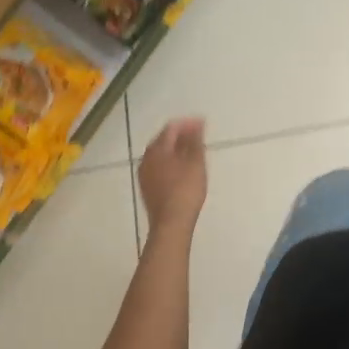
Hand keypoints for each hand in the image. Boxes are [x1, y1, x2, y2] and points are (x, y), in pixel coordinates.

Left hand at [139, 117, 207, 233]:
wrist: (170, 225)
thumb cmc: (185, 190)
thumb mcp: (196, 162)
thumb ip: (196, 140)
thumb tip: (197, 124)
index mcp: (157, 149)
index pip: (172, 127)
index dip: (188, 123)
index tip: (203, 123)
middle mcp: (146, 158)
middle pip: (164, 140)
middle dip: (181, 135)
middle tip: (198, 137)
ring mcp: (144, 174)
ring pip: (160, 154)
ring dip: (176, 149)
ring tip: (192, 152)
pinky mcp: (147, 188)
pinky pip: (158, 167)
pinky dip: (170, 162)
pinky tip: (182, 169)